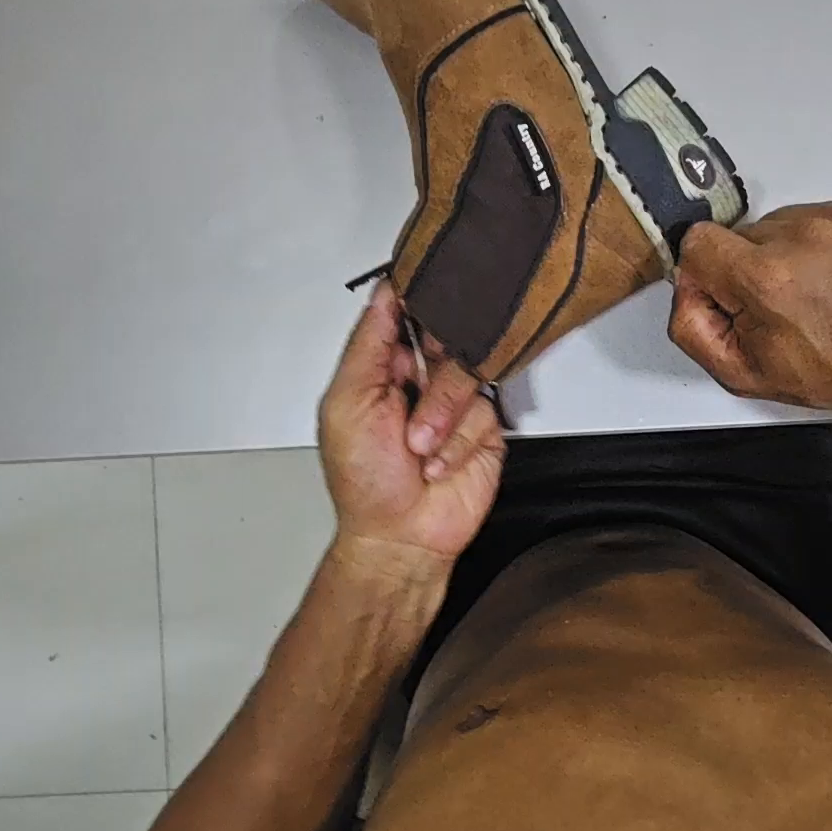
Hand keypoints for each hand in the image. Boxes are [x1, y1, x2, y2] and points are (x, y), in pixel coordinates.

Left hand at [318, 282, 506, 569]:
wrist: (401, 536)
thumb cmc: (363, 480)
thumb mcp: (347, 403)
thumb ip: (367, 344)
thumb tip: (384, 293)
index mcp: (386, 367)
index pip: (409, 314)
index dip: (419, 312)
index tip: (420, 324)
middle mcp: (424, 380)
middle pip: (448, 340)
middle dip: (431, 380)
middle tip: (414, 398)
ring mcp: (456, 404)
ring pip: (469, 378)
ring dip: (439, 421)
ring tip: (418, 450)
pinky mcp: (485, 429)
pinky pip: (485, 413)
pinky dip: (457, 444)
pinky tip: (438, 465)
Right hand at [669, 195, 831, 464]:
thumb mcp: (746, 375)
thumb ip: (692, 329)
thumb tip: (686, 290)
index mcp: (767, 277)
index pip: (698, 242)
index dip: (707, 273)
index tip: (734, 297)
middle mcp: (803, 234)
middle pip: (742, 235)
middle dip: (752, 269)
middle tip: (788, 308)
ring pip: (783, 224)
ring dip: (790, 255)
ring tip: (822, 294)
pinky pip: (824, 215)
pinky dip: (827, 244)